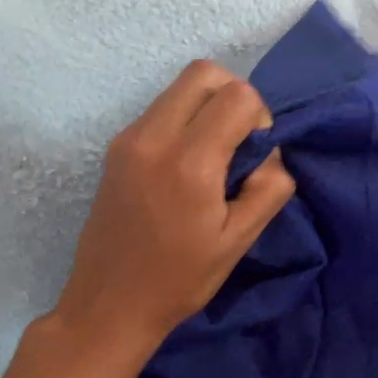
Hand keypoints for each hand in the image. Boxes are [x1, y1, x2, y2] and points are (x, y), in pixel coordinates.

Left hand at [50, 60, 294, 354]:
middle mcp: (153, 137)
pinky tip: (190, 168)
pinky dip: (188, 120)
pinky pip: (163, 109)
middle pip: (205, 73)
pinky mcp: (118, 147)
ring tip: (215, 157)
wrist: (108, 305)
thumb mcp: (240, 239)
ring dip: (210, 107)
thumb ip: (269, 187)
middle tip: (239, 142)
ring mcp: (129, 139)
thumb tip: (270, 155)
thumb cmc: (180, 278)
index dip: (260, 119)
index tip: (255, 158)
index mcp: (188, 162)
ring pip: (181, 87)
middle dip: (235, 97)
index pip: (239, 96)